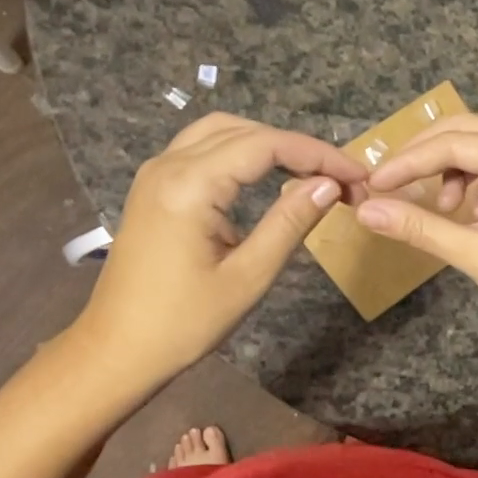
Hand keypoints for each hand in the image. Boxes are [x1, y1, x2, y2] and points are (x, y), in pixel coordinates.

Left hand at [70, 113, 366, 383]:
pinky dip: (243, 156)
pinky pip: (203, 152)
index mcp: (190, 185)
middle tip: (340, 178)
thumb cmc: (185, 321)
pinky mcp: (155, 190)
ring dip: (270, 146)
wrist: (119, 348)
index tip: (358, 176)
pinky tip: (270, 180)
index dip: (317, 154)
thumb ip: (290, 223)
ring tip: (312, 175)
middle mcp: (168, 165)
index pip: (265, 145)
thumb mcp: (249, 275)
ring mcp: (156, 174)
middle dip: (297, 147)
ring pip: (221, 134)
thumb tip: (330, 186)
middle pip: (243, 130)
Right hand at [354, 115, 477, 350]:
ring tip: (443, 207)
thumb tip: (366, 209)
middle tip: (394, 181)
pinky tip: (469, 216)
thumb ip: (418, 225)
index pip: (454, 143)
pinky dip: (474, 184)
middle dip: (426, 155)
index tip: (375, 183)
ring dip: (451, 169)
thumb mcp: (471, 252)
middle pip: (467, 132)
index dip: (409, 161)